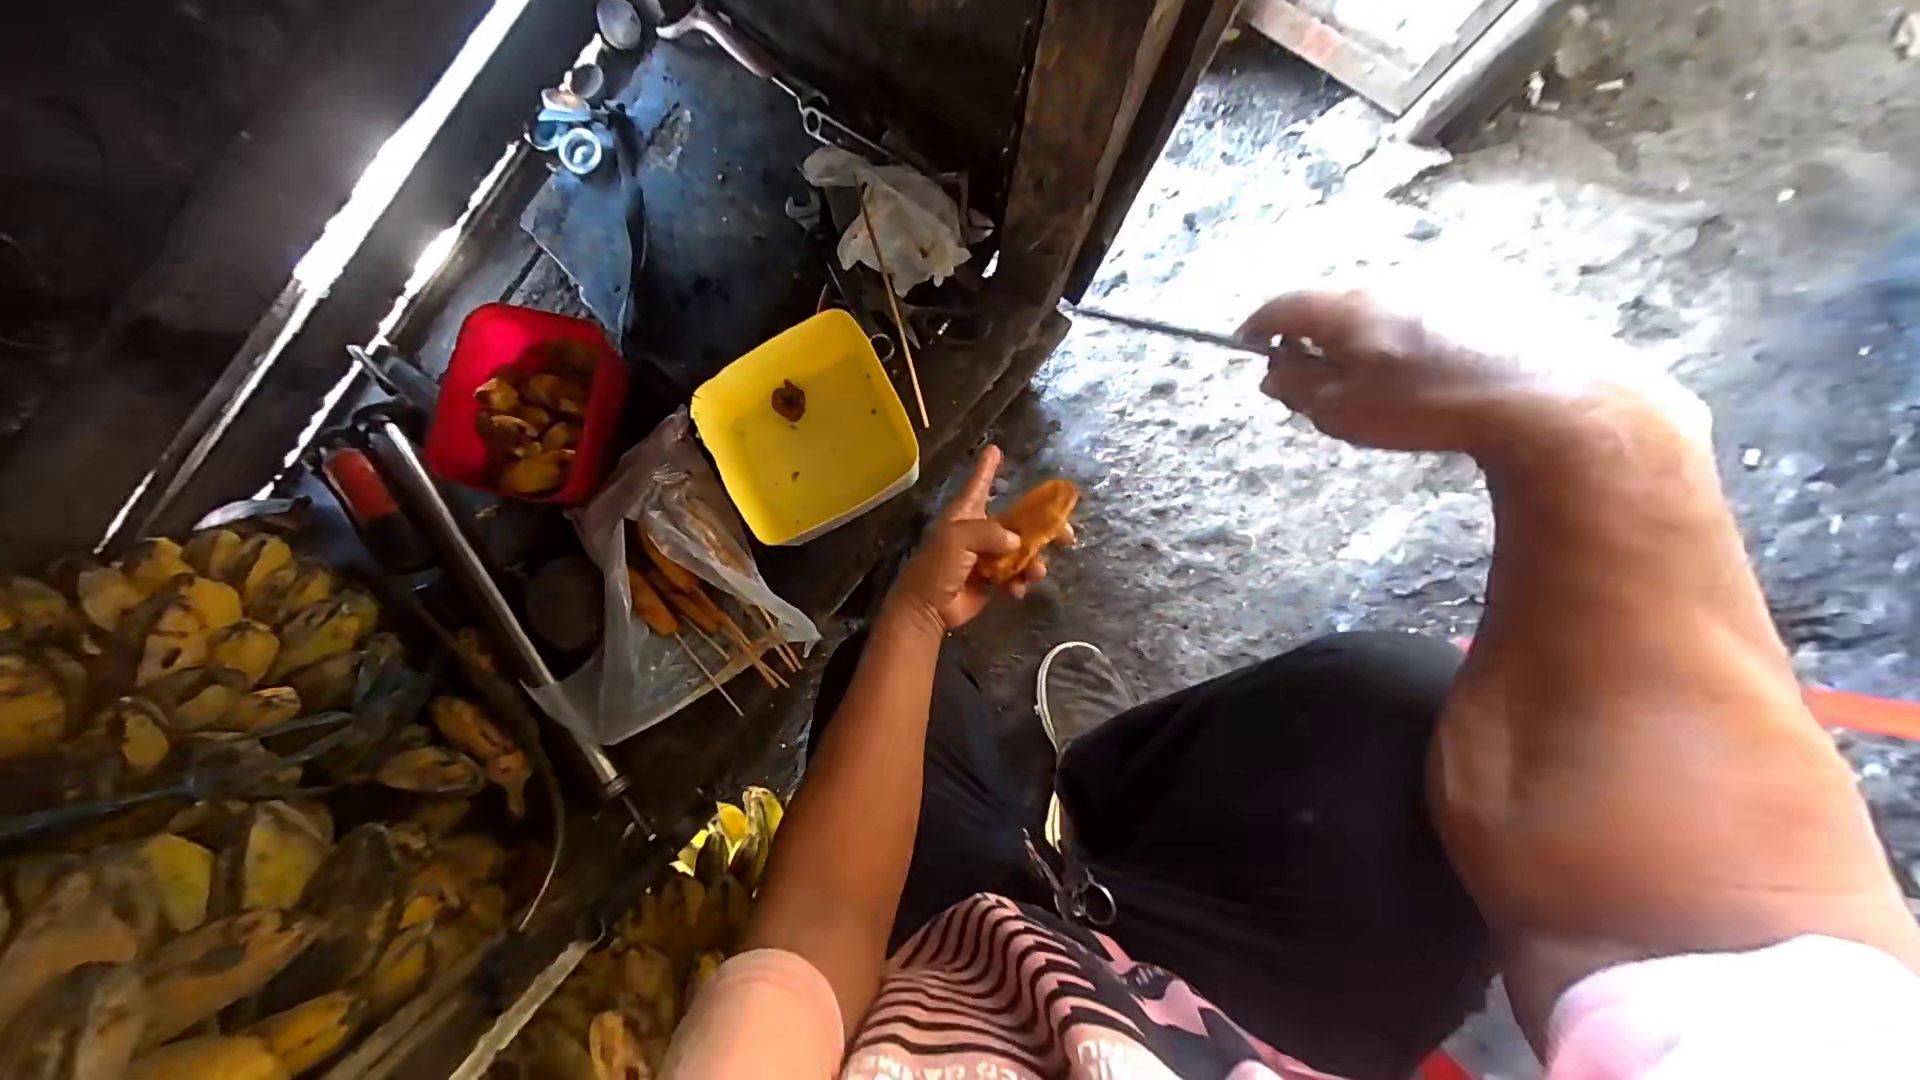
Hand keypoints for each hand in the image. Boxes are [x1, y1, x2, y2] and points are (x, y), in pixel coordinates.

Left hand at [887, 446, 1047, 632]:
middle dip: (1044, 527)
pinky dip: (1019, 582)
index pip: (979, 485)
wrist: (927, 608)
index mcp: (966, 514)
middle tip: (1067, 535)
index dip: (987, 468)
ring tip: (1037, 572)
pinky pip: (1014, 576)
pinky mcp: (991, 581)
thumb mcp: (959, 540)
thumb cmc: (937, 567)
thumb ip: (990, 533)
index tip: (995, 449)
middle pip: (1018, 522)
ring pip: (1022, 552)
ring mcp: (987, 557)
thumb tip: (1017, 542)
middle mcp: (979, 531)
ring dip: (1034, 561)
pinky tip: (1016, 591)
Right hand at [1239, 287, 1708, 455]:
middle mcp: (1388, 280)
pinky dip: (1397, 332)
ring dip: (1354, 334)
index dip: (1256, 327)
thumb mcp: (1342, 412)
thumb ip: (1297, 388)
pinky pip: (1415, 306)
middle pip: (1327, 303)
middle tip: (1308, 375)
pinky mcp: (1481, 289)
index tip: (1247, 346)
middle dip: (1308, 336)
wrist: (1549, 397)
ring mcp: (1438, 279)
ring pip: (1373, 304)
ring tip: (1369, 377)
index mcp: (1347, 307)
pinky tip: (1421, 367)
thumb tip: (1273, 372)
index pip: (1281, 306)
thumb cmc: (1428, 408)